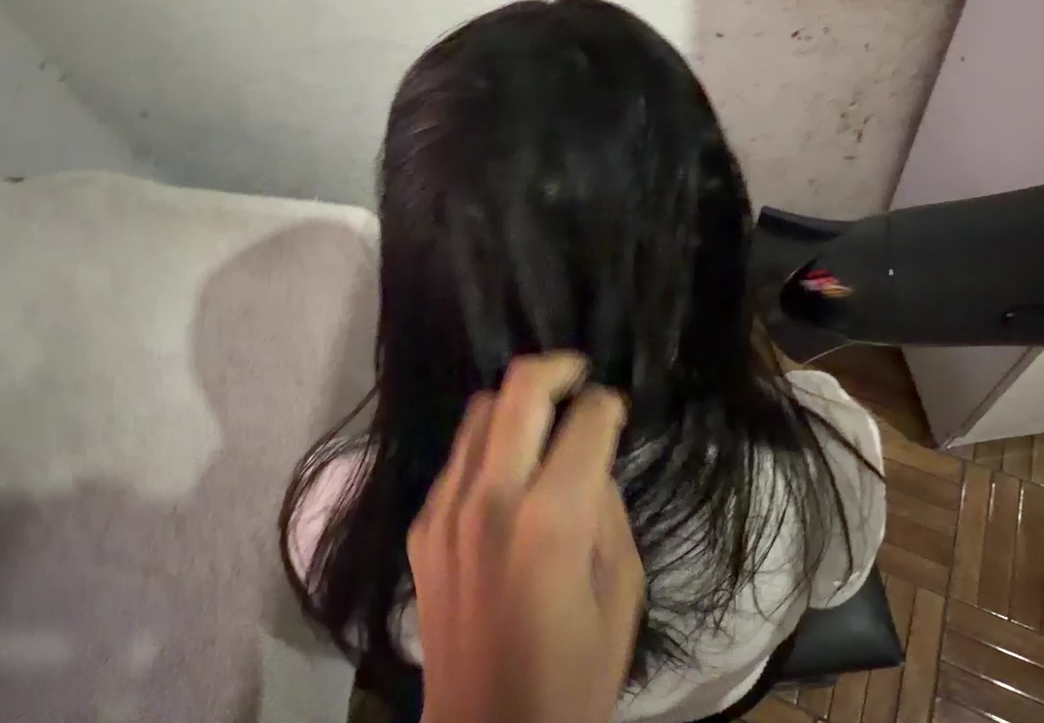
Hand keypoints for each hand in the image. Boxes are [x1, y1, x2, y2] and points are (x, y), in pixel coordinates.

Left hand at [409, 353, 644, 722]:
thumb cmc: (572, 676)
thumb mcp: (622, 593)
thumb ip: (608, 512)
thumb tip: (589, 463)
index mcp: (551, 521)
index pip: (587, 420)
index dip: (609, 405)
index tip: (616, 411)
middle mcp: (491, 499)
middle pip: (520, 389)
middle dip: (558, 368)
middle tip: (579, 374)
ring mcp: (445, 510)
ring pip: (480, 411)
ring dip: (518, 404)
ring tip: (543, 423)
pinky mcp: (421, 527)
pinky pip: (457, 457)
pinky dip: (489, 447)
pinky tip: (507, 477)